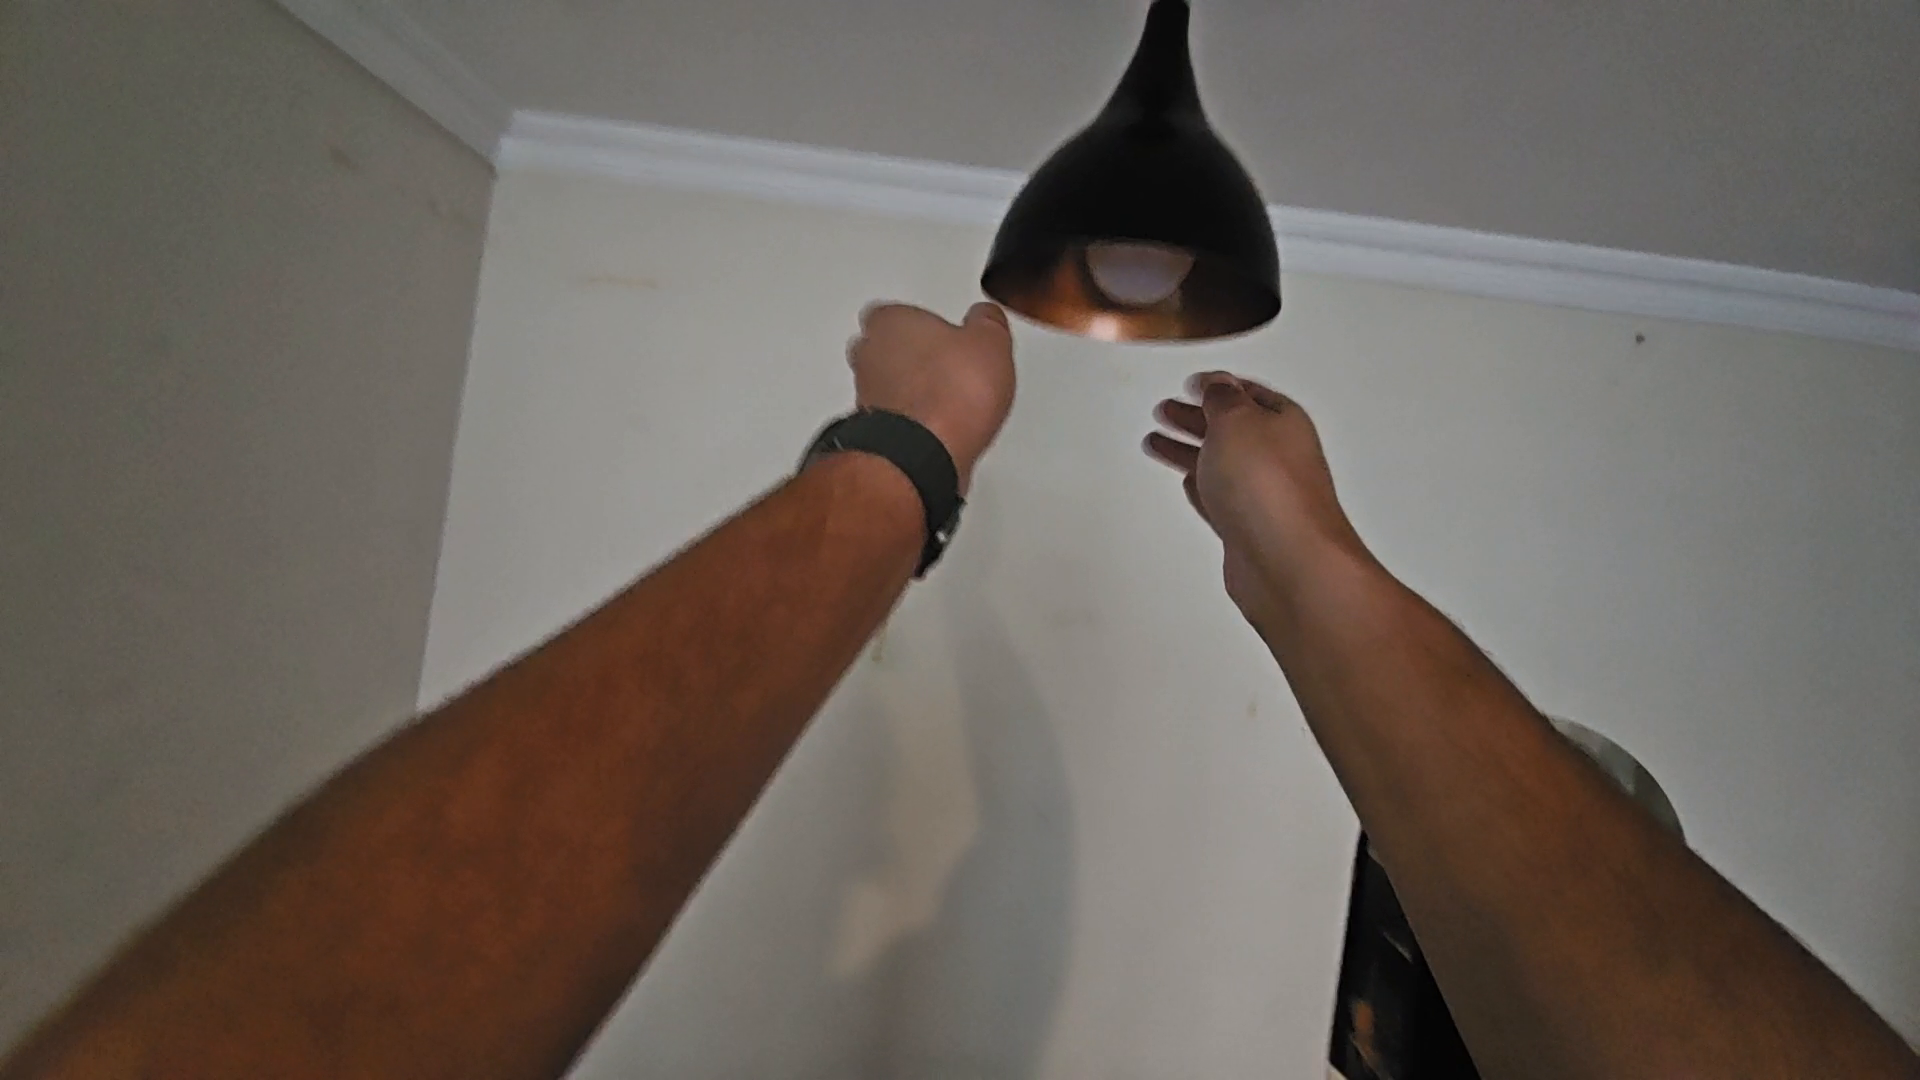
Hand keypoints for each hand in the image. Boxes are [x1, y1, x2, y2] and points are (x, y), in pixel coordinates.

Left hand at [849, 301, 1015, 491]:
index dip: (923, 322)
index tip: (943, 330)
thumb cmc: (950, 394)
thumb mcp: (990, 342)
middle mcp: (869, 356)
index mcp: (890, 321)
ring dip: (908, 391)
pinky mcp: (874, 432)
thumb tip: (987, 318)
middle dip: (910, 356)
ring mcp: (868, 396)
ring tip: (944, 400)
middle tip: (941, 363)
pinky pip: (892, 418)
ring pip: (886, 384)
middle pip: (884, 347)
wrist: (928, 452)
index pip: (896, 311)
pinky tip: (936, 427)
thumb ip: (987, 323)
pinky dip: (909, 420)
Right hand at [1144, 372, 1368, 624]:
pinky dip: (1200, 485)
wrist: (1284, 559)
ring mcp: (1261, 492)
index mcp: (1282, 421)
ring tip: (1158, 441)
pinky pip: (1217, 496)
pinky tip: (1190, 481)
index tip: (1194, 382)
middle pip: (1229, 428)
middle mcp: (1277, 455)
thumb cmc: (1269, 489)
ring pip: (1218, 462)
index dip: (1216, 385)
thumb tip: (1216, 385)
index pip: (1245, 393)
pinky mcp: (1245, 526)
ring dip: (1188, 450)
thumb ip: (1222, 399)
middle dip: (1196, 417)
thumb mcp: (1237, 421)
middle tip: (1167, 410)